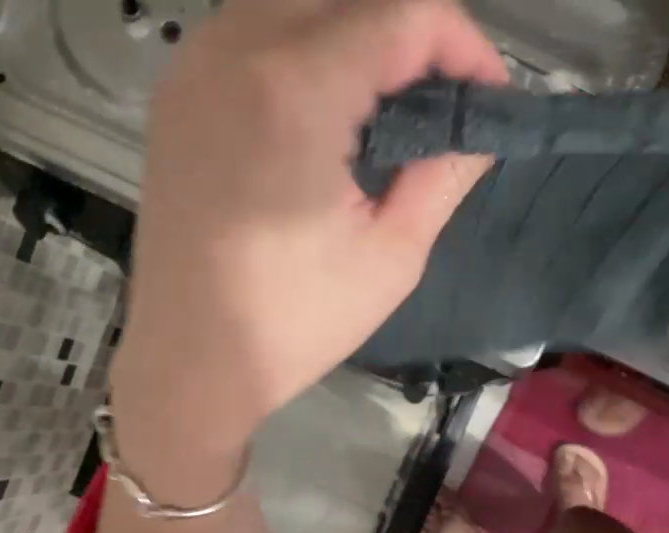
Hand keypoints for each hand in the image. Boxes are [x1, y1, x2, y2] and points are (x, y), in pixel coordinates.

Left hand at [112, 0, 506, 451]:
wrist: (190, 361)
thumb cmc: (295, 323)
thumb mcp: (393, 256)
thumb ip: (444, 173)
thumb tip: (478, 129)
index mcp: (295, 89)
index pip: (403, 13)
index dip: (464, 45)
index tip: (491, 98)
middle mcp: (235, 48)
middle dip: (415, 33)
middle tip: (446, 100)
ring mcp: (195, 63)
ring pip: (299, 0)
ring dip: (359, 33)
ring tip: (393, 103)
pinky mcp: (178, 89)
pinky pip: (255, 29)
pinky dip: (307, 47)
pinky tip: (329, 110)